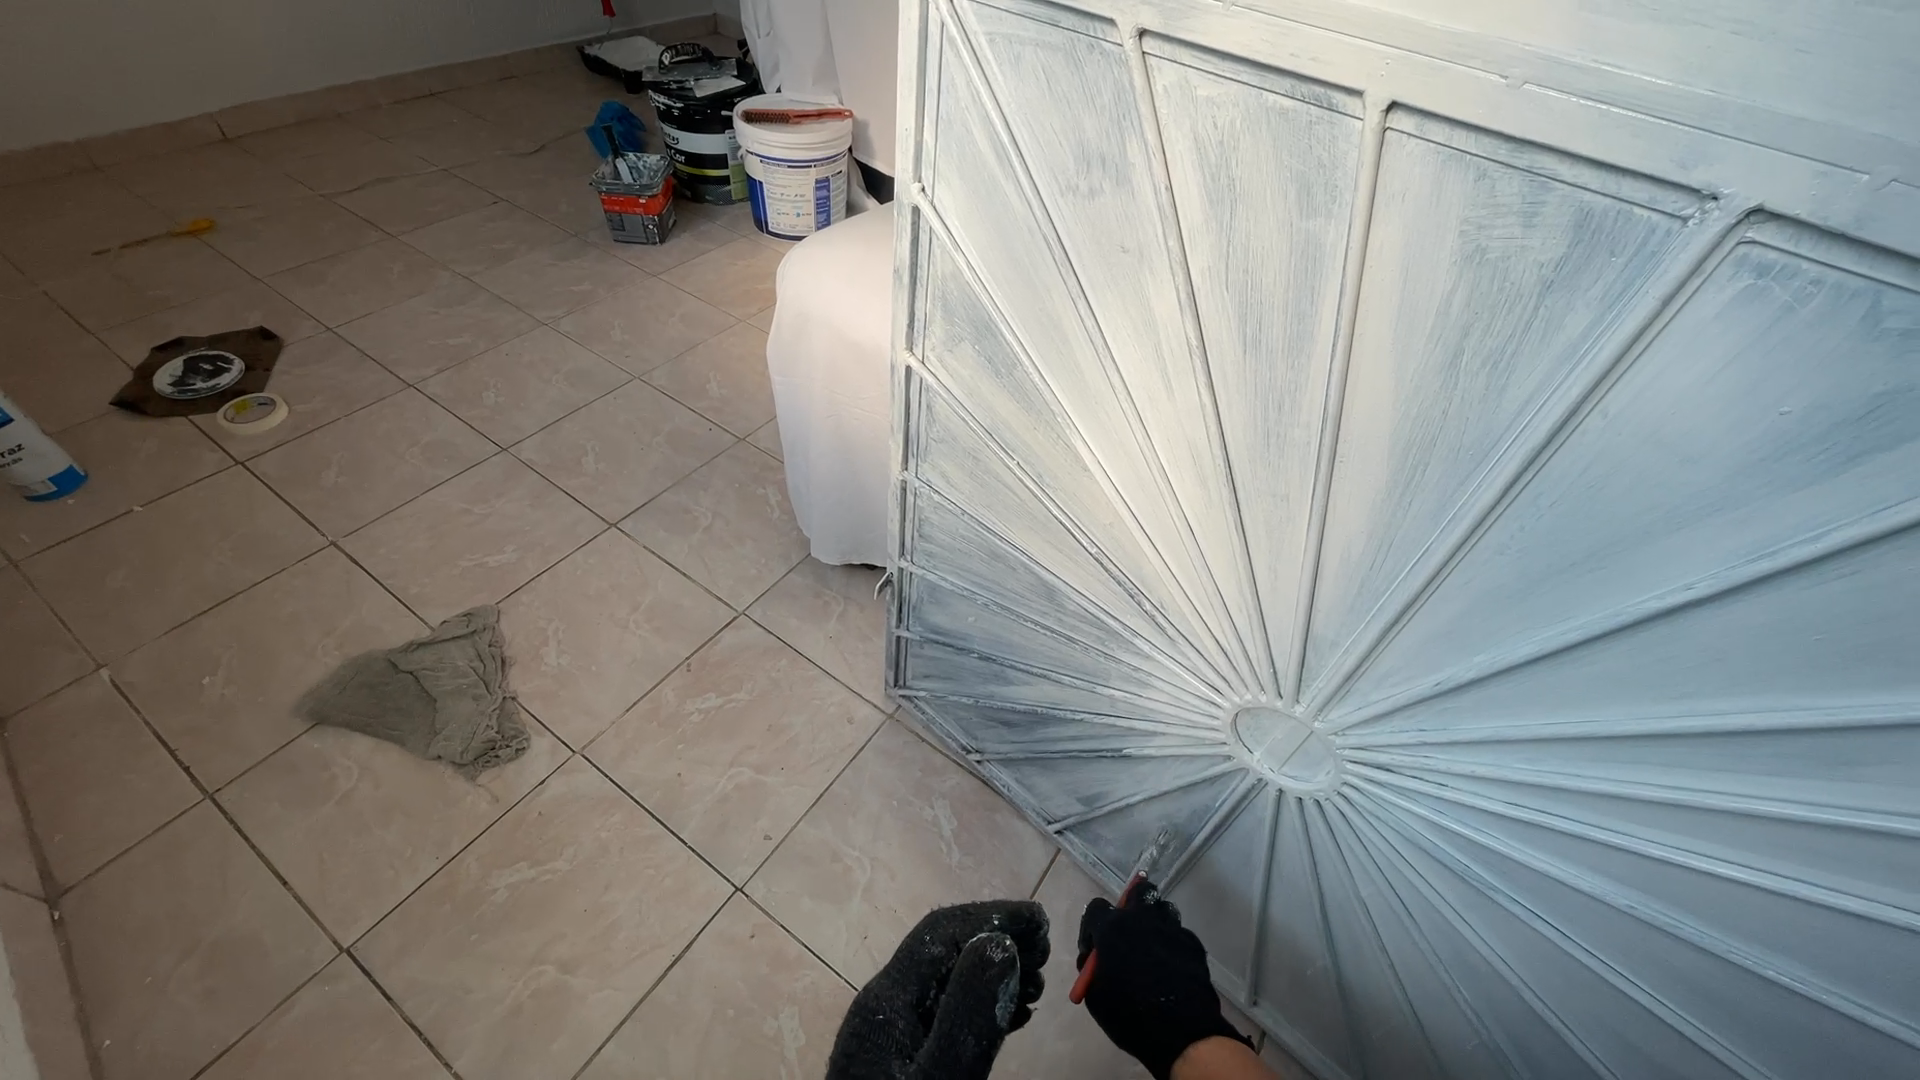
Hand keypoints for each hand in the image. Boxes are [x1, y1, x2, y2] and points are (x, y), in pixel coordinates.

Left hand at [826, 900, 1049, 1079]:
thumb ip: (967, 1014)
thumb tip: (1000, 944)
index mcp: (888, 999)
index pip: (942, 931)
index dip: (994, 916)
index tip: (1042, 920)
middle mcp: (887, 1005)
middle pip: (945, 950)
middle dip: (998, 939)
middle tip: (1047, 951)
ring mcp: (893, 1033)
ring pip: (948, 980)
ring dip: (994, 971)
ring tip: (1038, 984)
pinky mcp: (902, 1060)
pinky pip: (946, 1012)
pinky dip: (983, 1004)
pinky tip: (1014, 1018)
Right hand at [1076, 882, 1254, 1079]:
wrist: (1181, 1033)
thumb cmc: (1129, 1014)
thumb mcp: (1096, 996)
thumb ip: (1091, 969)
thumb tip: (1094, 959)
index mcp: (1112, 927)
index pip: (1096, 908)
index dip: (1092, 927)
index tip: (1095, 948)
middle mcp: (1141, 919)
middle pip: (1138, 892)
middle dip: (1132, 904)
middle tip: (1129, 928)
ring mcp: (1170, 928)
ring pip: (1162, 910)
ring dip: (1155, 922)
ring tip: (1153, 947)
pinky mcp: (1193, 943)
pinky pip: (1179, 934)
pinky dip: (1173, 944)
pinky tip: (1173, 966)